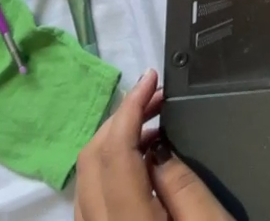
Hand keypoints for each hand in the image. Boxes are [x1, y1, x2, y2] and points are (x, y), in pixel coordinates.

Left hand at [74, 69, 232, 220]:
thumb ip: (182, 184)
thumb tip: (159, 147)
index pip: (115, 151)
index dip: (131, 107)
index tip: (151, 77)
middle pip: (93, 158)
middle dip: (122, 115)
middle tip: (157, 95)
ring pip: (87, 174)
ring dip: (115, 137)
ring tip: (153, 121)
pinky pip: (90, 191)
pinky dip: (110, 163)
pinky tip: (140, 157)